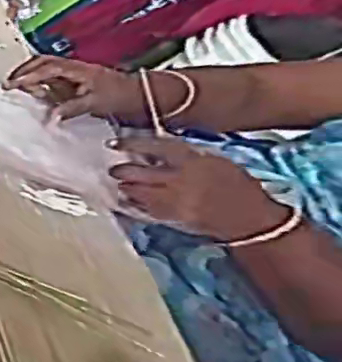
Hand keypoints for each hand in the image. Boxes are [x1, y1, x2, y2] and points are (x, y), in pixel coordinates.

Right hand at [6, 55, 141, 120]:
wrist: (147, 94)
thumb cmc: (123, 96)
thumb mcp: (96, 103)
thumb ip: (70, 108)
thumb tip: (49, 116)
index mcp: (78, 70)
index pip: (47, 69)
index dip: (27, 76)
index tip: (10, 85)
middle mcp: (74, 68)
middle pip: (42, 61)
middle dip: (23, 70)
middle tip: (10, 84)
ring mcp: (74, 73)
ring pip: (44, 67)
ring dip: (29, 75)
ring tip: (21, 88)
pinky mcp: (73, 80)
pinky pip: (49, 76)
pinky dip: (37, 81)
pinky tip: (35, 91)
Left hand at [111, 137, 291, 241]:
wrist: (247, 217)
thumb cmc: (235, 187)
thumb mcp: (217, 164)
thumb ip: (186, 156)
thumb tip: (154, 150)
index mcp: (195, 162)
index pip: (156, 147)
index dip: (131, 144)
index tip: (113, 143)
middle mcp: (177, 179)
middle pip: (130, 171)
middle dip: (120, 170)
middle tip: (118, 170)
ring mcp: (167, 198)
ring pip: (128, 188)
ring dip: (127, 186)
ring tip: (135, 185)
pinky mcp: (161, 214)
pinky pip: (134, 205)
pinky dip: (133, 200)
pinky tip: (141, 199)